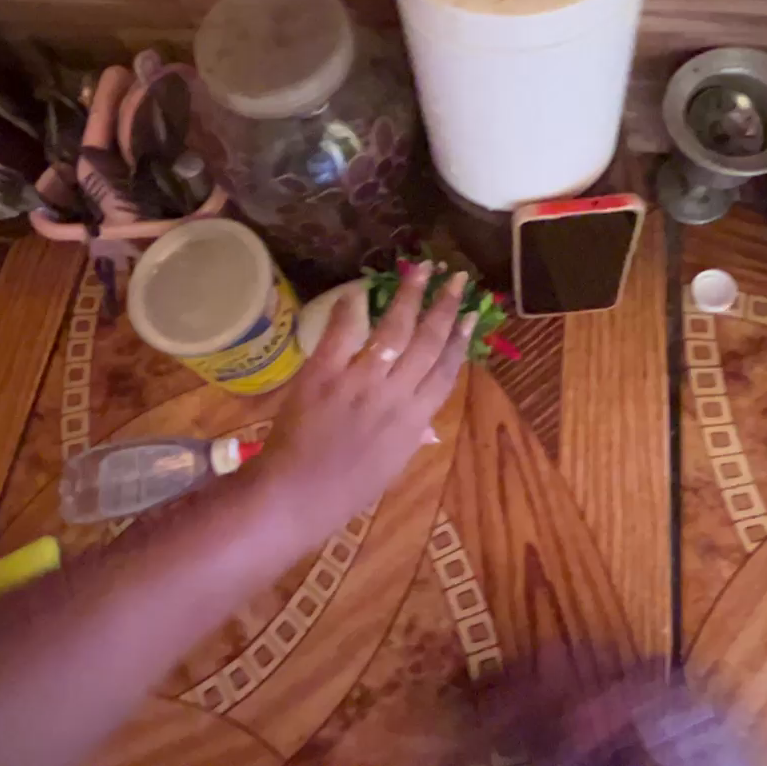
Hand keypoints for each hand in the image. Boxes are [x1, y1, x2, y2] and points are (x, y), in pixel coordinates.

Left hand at [255, 262, 473, 537]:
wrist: (295, 496)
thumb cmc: (346, 489)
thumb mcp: (391, 466)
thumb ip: (412, 436)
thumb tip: (430, 426)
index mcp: (415, 420)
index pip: (446, 370)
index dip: (461, 339)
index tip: (472, 314)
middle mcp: (394, 395)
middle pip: (428, 341)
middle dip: (445, 306)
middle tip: (455, 277)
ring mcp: (359, 382)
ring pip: (394, 330)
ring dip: (410, 296)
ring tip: (421, 269)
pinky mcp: (324, 374)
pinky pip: (342, 334)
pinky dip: (351, 310)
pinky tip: (360, 290)